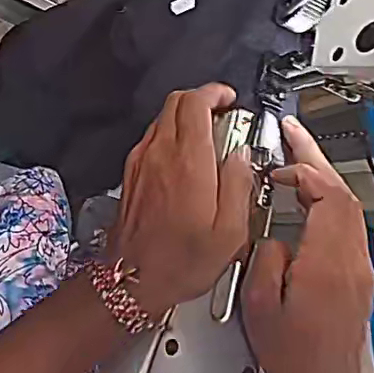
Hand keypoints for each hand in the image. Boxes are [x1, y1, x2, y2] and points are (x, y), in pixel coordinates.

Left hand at [111, 84, 254, 316]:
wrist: (132, 280)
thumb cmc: (178, 261)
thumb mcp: (229, 231)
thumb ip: (239, 184)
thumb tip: (242, 157)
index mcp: (187, 163)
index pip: (195, 102)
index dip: (215, 92)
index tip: (229, 99)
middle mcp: (159, 155)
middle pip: (175, 102)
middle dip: (201, 99)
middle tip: (223, 115)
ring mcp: (141, 162)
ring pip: (163, 118)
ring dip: (186, 118)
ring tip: (208, 140)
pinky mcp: (131, 174)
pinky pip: (152, 139)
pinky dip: (172, 137)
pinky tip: (187, 162)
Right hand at [243, 116, 373, 372]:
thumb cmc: (297, 357)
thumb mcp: (259, 304)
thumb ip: (265, 257)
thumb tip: (273, 234)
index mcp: (329, 262)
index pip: (328, 195)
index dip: (305, 171)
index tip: (280, 167)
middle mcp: (352, 260)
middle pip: (342, 191)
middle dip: (315, 156)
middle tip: (293, 132)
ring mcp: (358, 266)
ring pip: (347, 204)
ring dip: (322, 175)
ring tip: (296, 155)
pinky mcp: (357, 274)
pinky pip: (346, 222)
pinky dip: (326, 198)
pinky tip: (306, 195)